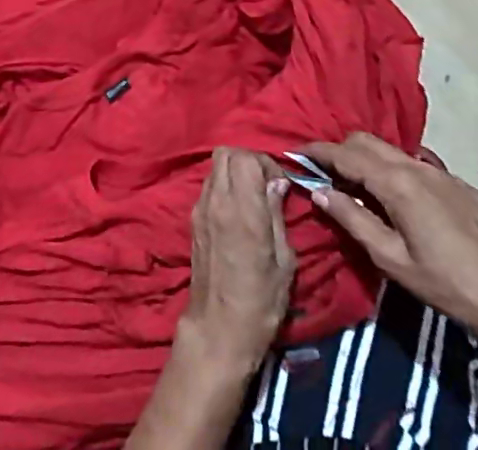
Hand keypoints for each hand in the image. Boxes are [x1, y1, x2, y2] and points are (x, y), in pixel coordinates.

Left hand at [181, 148, 295, 374]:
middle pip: (224, 154)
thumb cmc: (262, 299)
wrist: (219, 325)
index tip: (281, 184)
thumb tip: (276, 183)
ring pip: (214, 168)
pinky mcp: (193, 219)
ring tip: (255, 199)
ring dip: (235, 173)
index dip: (265, 162)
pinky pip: (208, 187)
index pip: (244, 157)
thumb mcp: (284, 259)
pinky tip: (240, 211)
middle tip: (267, 185)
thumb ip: (277, 214)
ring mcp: (199, 208)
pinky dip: (225, 188)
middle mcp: (215, 201)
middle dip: (248, 161)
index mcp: (241, 210)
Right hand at [300, 133, 477, 357]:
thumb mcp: (390, 258)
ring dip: (369, 158)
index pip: (345, 154)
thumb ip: (352, 218)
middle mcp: (419, 168)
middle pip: (367, 140)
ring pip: (394, 150)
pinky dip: (398, 169)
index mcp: (397, 184)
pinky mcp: (465, 188)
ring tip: (357, 182)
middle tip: (324, 171)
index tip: (296, 154)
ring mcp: (446, 175)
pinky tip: (401, 195)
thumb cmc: (448, 285)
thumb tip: (319, 191)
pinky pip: (420, 165)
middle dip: (341, 149)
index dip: (317, 151)